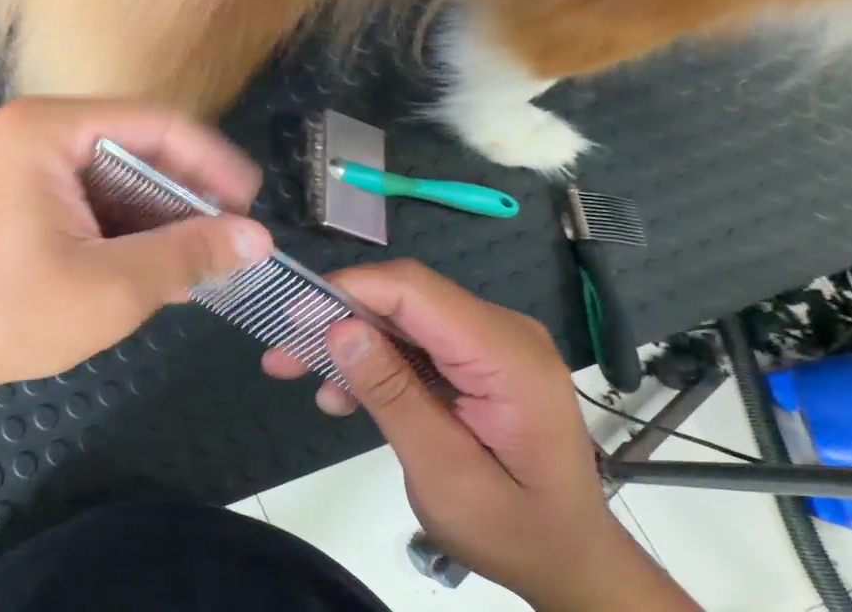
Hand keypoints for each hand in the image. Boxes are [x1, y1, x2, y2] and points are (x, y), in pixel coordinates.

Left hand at [0, 98, 272, 400]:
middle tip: (230, 239)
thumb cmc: (12, 314)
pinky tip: (152, 264)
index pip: (152, 123)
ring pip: (108, 173)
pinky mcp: (10, 190)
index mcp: (43, 128)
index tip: (252, 202)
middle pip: (130, 145)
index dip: (210, 161)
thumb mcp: (114, 286)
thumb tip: (256, 237)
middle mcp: (26, 128)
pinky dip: (118, 224)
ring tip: (199, 260)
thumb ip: (190, 252)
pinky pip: (81, 192)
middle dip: (183, 194)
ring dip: (154, 214)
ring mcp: (13, 158)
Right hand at [264, 261, 695, 611]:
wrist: (569, 561)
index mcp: (507, 358)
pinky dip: (371, 360)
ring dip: (346, 342)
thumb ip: (393, 396)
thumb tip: (339, 329)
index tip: (291, 317)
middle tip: (282, 355)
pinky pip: (411, 340)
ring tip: (296, 373)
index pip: (413, 290)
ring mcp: (490, 344)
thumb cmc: (515, 530)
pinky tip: (342, 395)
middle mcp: (502, 334)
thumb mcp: (445, 474)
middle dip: (336, 318)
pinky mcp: (475, 359)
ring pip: (398, 316)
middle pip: (402, 298)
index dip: (348, 290)